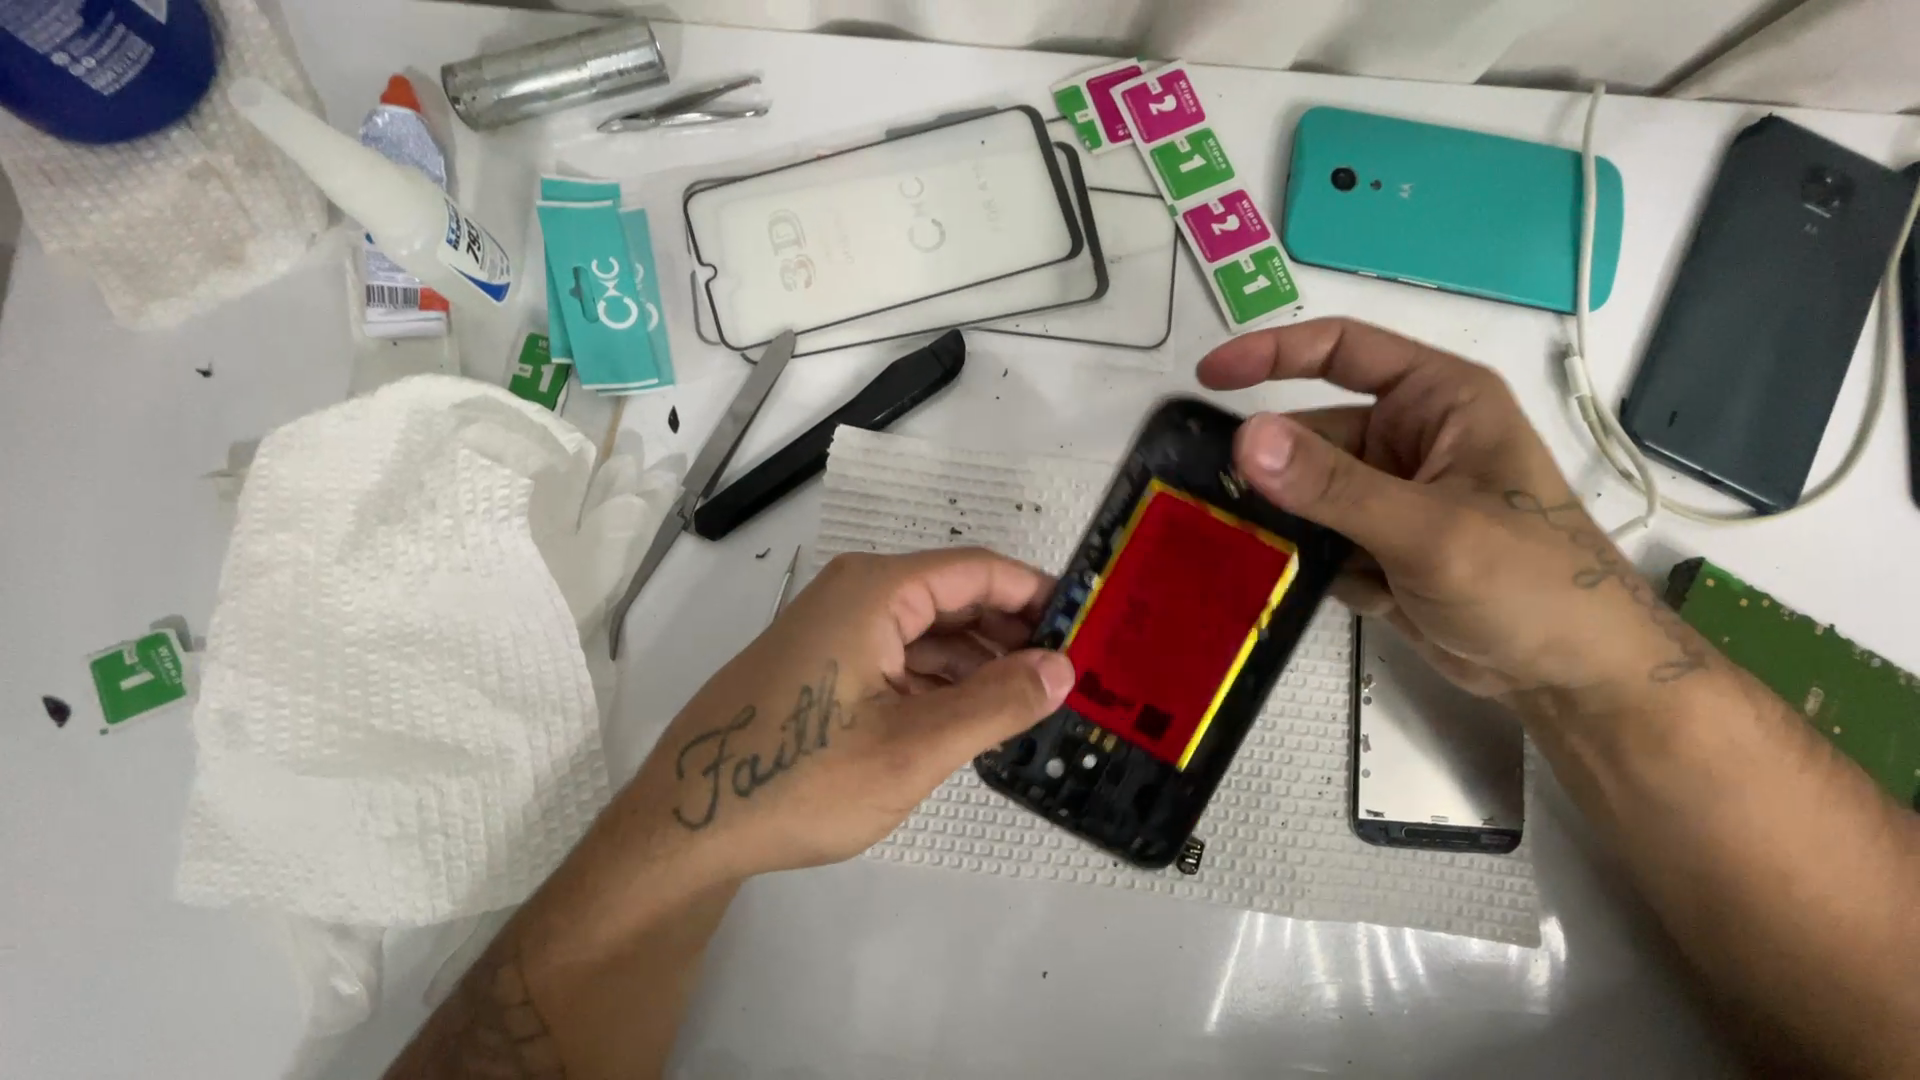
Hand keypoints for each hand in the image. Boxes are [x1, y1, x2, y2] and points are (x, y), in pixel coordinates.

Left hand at [623, 549, 1073, 882]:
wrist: (686, 824)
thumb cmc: (801, 779)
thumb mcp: (913, 748)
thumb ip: (996, 703)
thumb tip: (1063, 667)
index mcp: (877, 590)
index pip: (981, 571)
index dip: (1039, 595)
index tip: (1090, 627)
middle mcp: (856, 594)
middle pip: (955, 597)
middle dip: (1013, 633)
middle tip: (1068, 677)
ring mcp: (835, 629)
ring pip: (929, 631)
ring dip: (979, 662)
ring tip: (1030, 702)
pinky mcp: (824, 664)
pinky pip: (900, 657)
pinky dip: (941, 681)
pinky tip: (972, 716)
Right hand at [1198, 318, 1707, 708]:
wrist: (1570, 677)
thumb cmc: (1529, 583)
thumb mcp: (1428, 528)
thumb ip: (1332, 485)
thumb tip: (1244, 438)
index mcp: (1436, 401)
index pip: (1342, 350)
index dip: (1271, 353)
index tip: (1207, 376)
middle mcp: (1407, 439)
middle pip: (1309, 434)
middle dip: (1270, 472)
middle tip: (1213, 502)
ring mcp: (1388, 496)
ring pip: (1303, 493)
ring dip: (1282, 523)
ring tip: (1249, 551)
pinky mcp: (1374, 545)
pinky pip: (1312, 539)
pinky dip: (1305, 563)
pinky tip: (1326, 590)